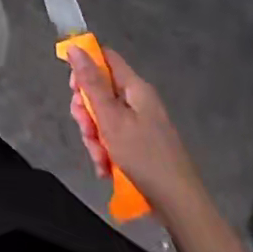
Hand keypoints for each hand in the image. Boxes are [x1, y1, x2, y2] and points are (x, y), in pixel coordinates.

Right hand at [65, 45, 202, 209]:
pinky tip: (106, 167)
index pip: (105, 58)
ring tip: (99, 157)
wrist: (179, 205)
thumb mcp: (110, 118)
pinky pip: (113, 137)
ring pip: (103, 117)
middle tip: (86, 129)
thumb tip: (75, 47)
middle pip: (100, 90)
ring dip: (94, 136)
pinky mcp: (140, 144)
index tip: (73, 87)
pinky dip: (105, 150)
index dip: (85, 65)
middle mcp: (138, 101)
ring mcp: (140, 124)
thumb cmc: (143, 156)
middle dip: (86, 111)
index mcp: (135, 88)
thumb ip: (91, 83)